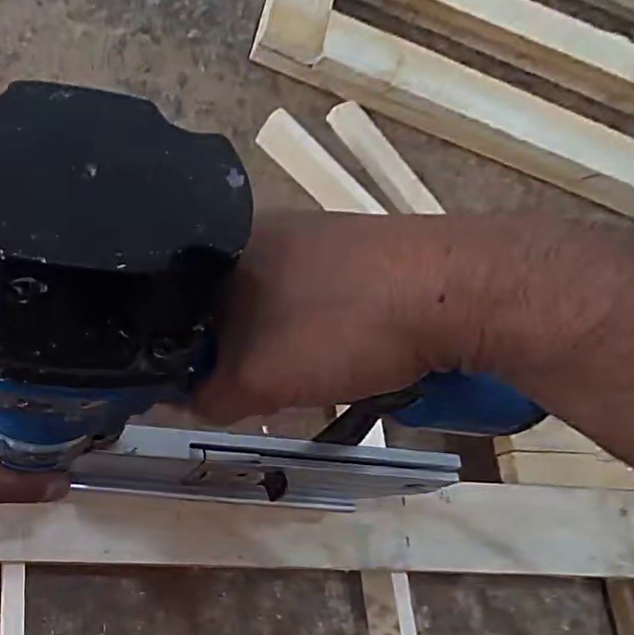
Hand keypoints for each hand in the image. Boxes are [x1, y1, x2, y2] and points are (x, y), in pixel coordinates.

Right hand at [192, 213, 477, 422]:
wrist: (457, 292)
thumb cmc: (341, 327)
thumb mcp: (260, 377)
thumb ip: (209, 395)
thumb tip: (183, 404)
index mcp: (226, 244)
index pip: (176, 310)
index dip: (184, 358)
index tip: (202, 392)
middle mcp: (263, 230)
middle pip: (222, 312)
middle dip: (232, 358)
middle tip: (256, 391)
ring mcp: (312, 237)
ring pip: (267, 311)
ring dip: (273, 350)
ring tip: (302, 376)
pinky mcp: (352, 253)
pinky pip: (308, 303)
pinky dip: (310, 335)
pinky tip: (337, 353)